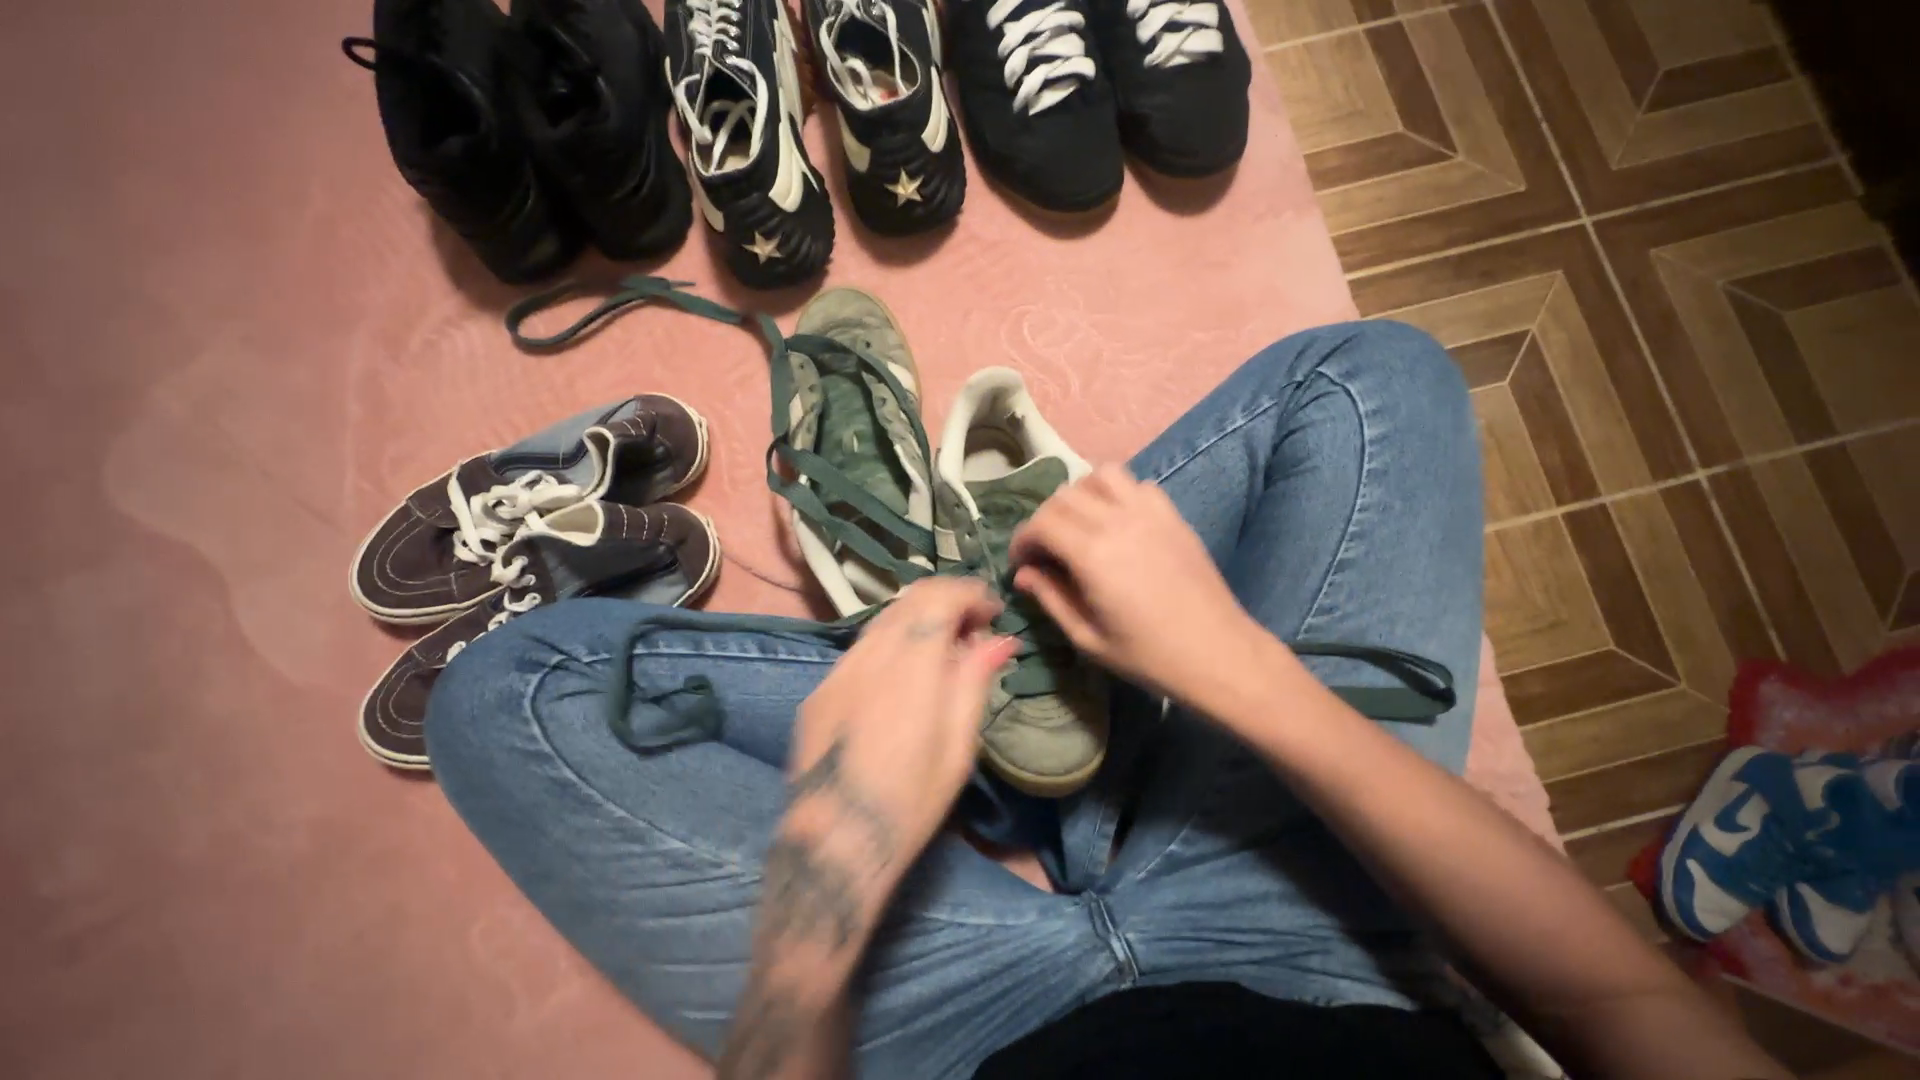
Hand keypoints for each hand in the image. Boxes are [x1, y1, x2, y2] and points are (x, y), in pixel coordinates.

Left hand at [784, 578, 1018, 885]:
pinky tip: (902, 676)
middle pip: (908, 601)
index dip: (969, 593)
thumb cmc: (911, 802)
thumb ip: (973, 682)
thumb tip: (998, 640)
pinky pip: (859, 649)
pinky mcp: (818, 691)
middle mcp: (869, 657)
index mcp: (910, 669)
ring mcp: (836, 672)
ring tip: (941, 650)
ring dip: (916, 621)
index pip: (939, 599)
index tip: (992, 611)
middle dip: (945, 602)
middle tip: (973, 627)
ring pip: (881, 622)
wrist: (834, 840)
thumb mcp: (958, 747)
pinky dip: (889, 645)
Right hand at [1008, 464, 1268, 701]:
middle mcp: (1118, 522)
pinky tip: (1117, 523)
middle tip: (1046, 550)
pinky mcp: (1173, 516)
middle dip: (1045, 519)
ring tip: (1080, 525)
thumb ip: (1051, 599)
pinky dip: (1118, 494)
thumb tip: (1024, 573)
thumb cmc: (1148, 657)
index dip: (1023, 539)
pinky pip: (1137, 485)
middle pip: (1064, 496)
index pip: (1041, 523)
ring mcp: (1150, 513)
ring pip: (1101, 476)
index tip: (1021, 562)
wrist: (1217, 654)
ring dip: (1081, 495)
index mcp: (1093, 555)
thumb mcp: (1088, 638)